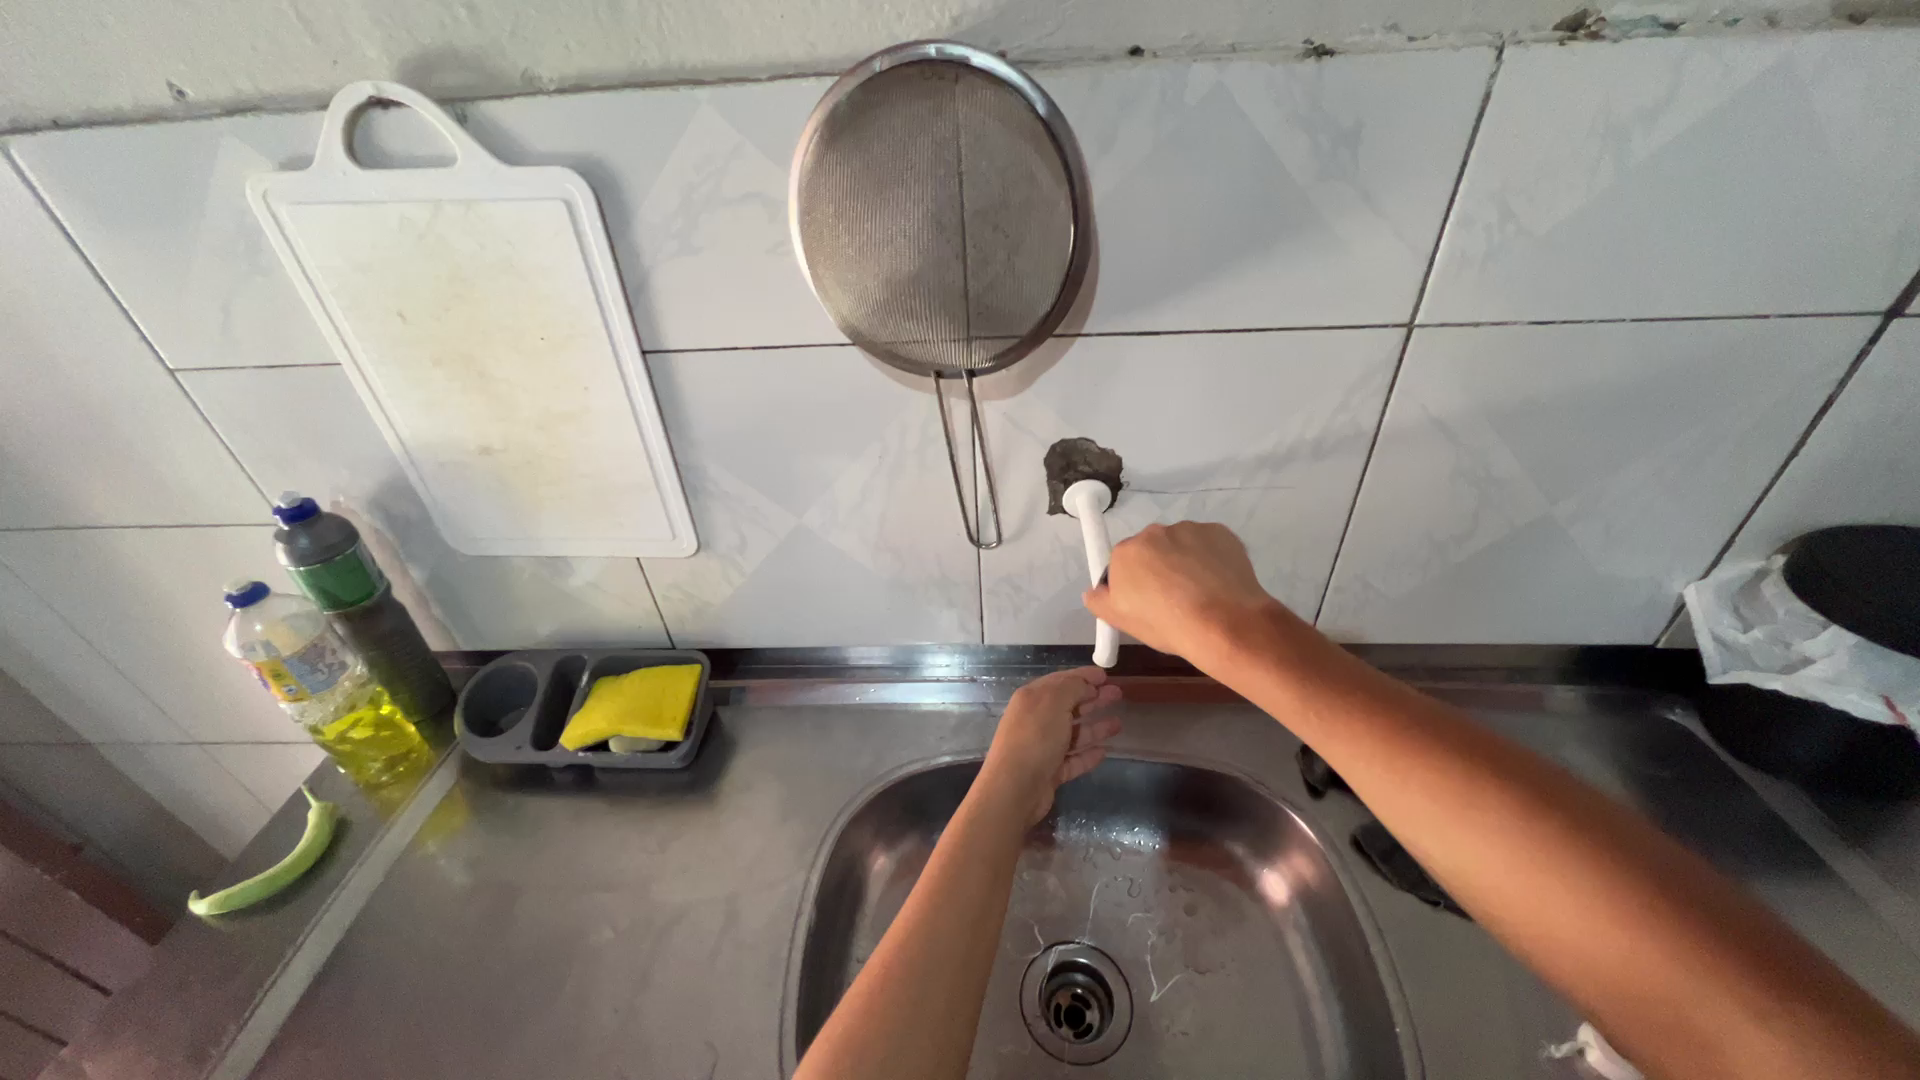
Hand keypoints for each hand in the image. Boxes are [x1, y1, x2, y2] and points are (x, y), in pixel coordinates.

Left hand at [983, 667, 1123, 825]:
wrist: (1015, 788)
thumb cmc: (1035, 737)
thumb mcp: (1054, 702)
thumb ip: (1072, 688)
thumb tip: (1086, 685)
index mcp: (1032, 698)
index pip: (1060, 681)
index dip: (1083, 676)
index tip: (1106, 675)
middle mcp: (1036, 720)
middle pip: (1069, 705)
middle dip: (1093, 699)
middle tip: (1118, 694)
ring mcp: (1043, 747)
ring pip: (1073, 733)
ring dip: (1095, 727)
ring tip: (1118, 724)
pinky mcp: (1050, 772)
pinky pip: (1073, 760)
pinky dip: (1087, 755)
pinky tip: (1104, 752)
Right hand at [1083, 522, 1294, 660]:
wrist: (1224, 624)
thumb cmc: (1166, 624)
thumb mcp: (1121, 622)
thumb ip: (1099, 601)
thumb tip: (1094, 591)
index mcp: (1126, 551)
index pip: (1123, 563)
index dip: (1134, 583)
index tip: (1147, 602)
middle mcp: (1155, 532)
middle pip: (1152, 550)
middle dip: (1159, 569)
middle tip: (1173, 600)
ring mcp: (1190, 529)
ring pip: (1181, 545)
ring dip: (1185, 562)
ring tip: (1200, 594)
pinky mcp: (1221, 532)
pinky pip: (1209, 544)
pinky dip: (1211, 558)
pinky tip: (1218, 583)